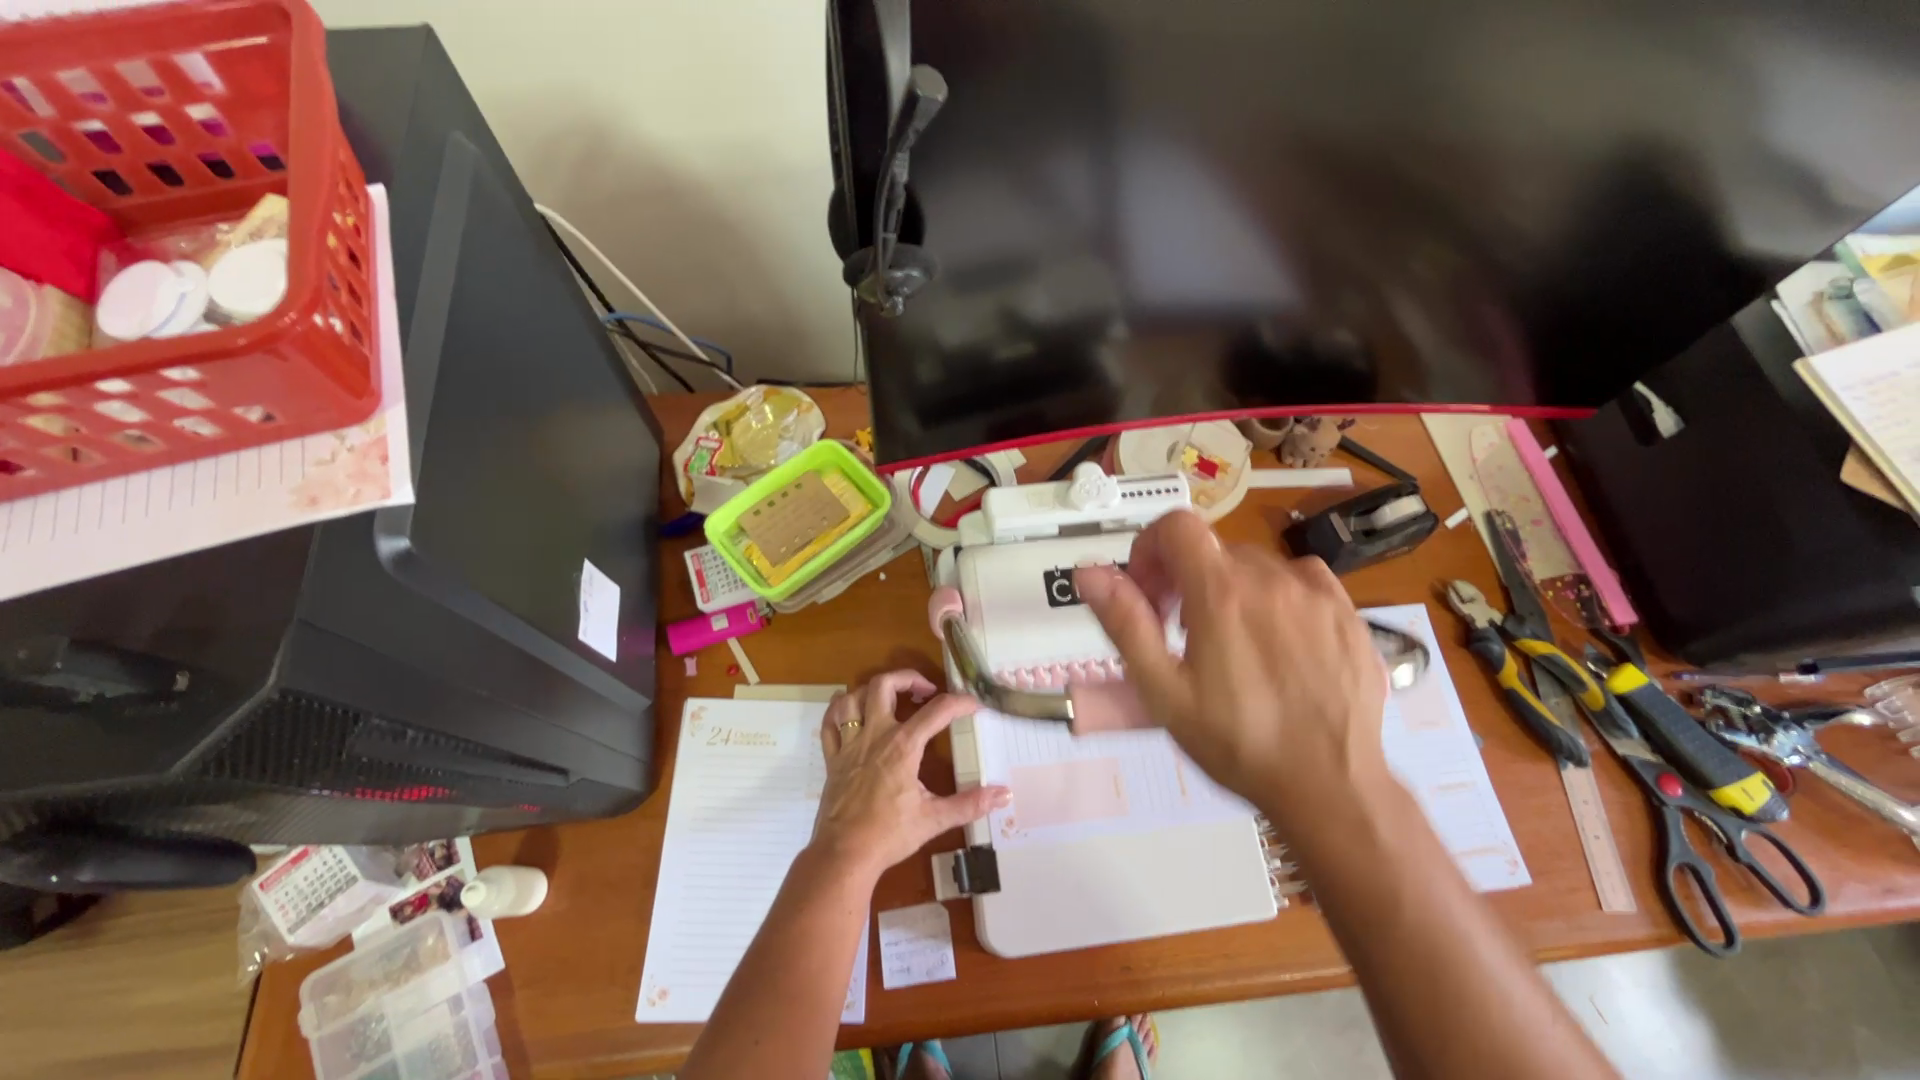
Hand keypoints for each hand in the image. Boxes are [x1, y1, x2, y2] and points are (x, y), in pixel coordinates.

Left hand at [812, 671, 1010, 879]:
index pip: (938, 711)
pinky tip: (851, 711)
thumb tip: (1004, 794)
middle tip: (925, 691)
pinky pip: (829, 723)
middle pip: (884, 685)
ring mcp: (849, 745)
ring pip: (853, 698)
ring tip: (890, 698)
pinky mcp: (832, 759)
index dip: (961, 702)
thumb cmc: (889, 835)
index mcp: (903, 746)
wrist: (844, 855)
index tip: (976, 705)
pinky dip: (839, 710)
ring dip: (871, 690)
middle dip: (907, 678)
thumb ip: (970, 803)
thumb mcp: (934, 819)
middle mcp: (875, 735)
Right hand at [1074, 510, 1389, 816]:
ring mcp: (1317, 594)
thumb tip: (1089, 570)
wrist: (1329, 786)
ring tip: (1230, 643)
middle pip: (1214, 550)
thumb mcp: (1164, 692)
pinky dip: (1278, 595)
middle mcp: (1271, 578)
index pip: (1177, 527)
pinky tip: (1277, 639)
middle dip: (1185, 577)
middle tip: (1178, 630)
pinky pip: (1303, 581)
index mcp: (1221, 592)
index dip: (1150, 548)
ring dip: (1230, 588)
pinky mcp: (1348, 615)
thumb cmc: (1236, 743)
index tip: (1147, 591)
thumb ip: (1126, 623)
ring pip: (1257, 566)